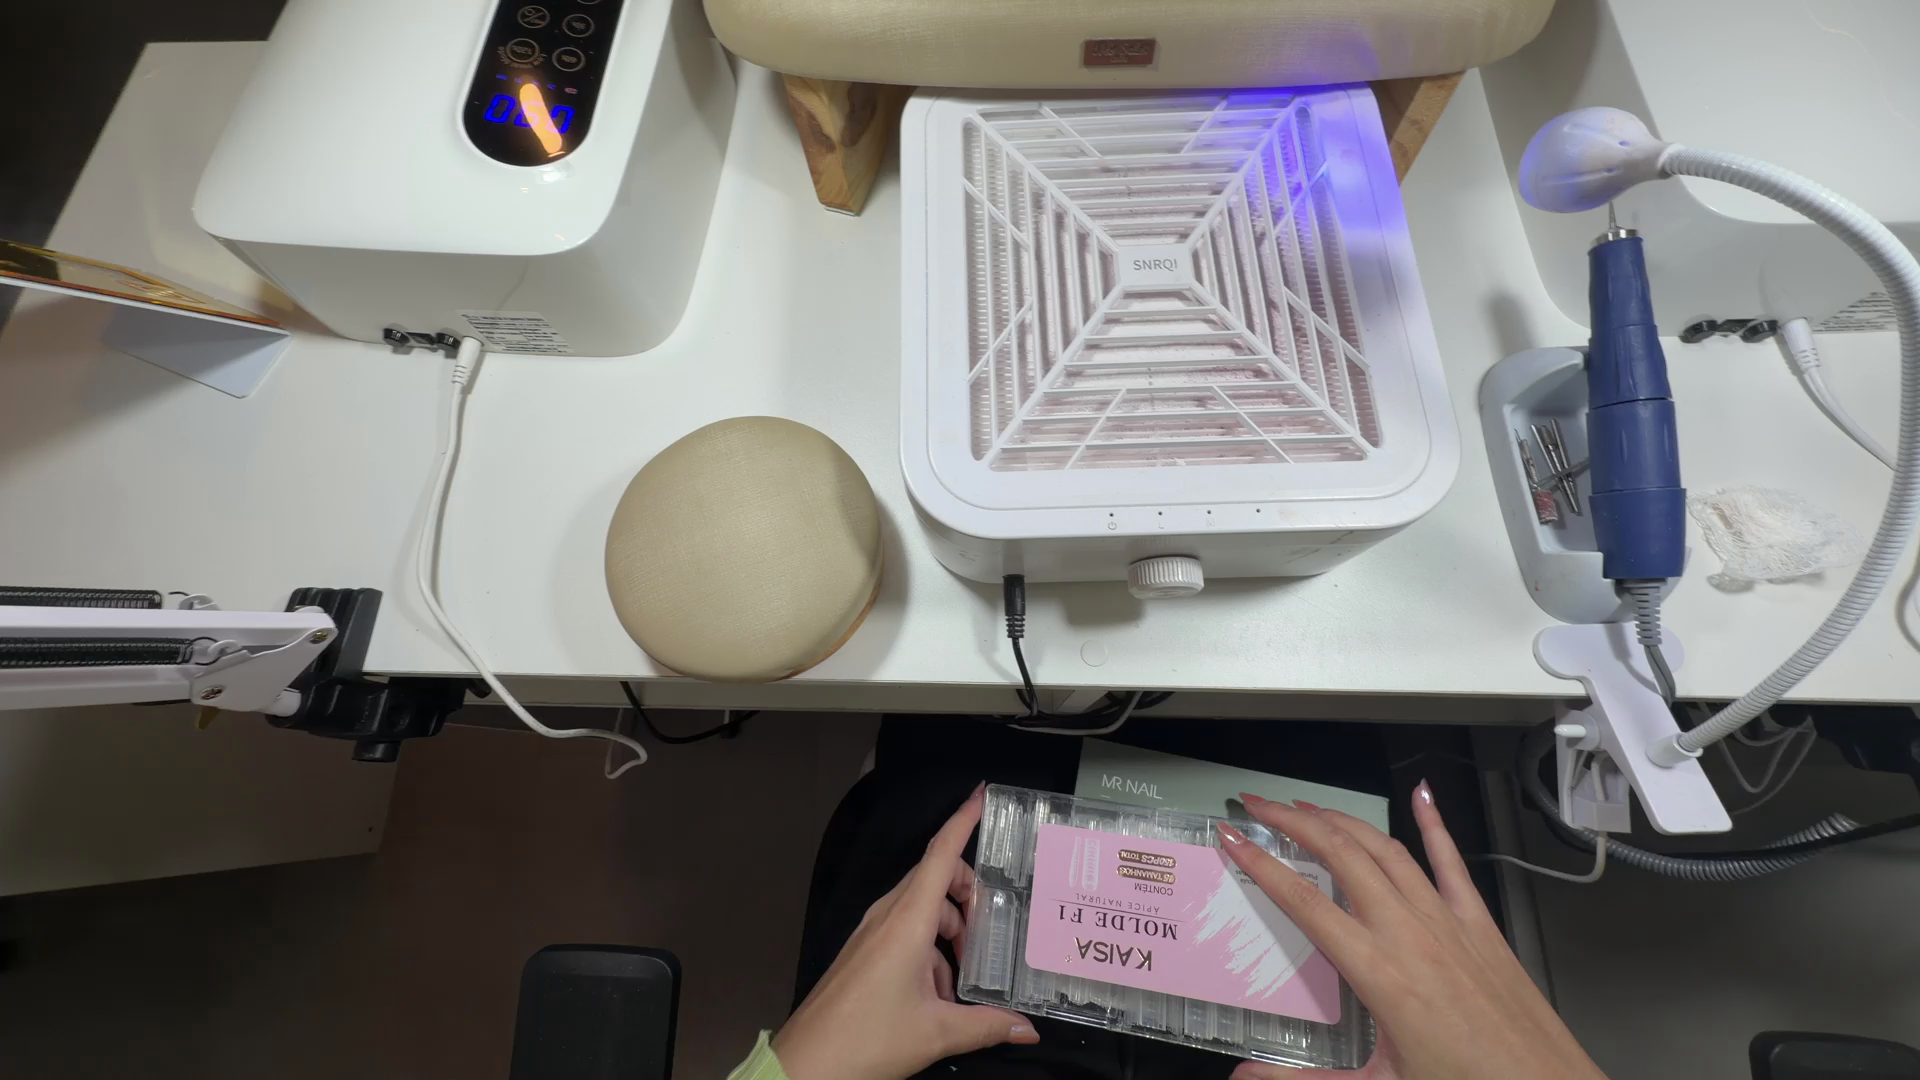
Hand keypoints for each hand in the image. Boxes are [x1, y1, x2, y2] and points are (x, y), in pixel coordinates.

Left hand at [773, 784, 1039, 1079]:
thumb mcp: (936, 1033)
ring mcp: (873, 929)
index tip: (982, 792)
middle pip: (936, 878)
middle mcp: (889, 913)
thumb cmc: (867, 1040)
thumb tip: (1028, 1029)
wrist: (805, 1066)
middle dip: (968, 893)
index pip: (941, 852)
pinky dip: (930, 948)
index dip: (963, 819)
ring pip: (922, 906)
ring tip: (966, 973)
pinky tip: (939, 992)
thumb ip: (987, 1025)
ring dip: (949, 927)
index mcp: (908, 919)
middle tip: (990, 930)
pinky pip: (906, 928)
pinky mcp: (864, 948)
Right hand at [1216, 784, 1606, 1079]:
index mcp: (1378, 972)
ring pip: (1383, 848)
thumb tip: (1241, 1079)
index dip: (1259, 863)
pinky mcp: (1480, 924)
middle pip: (1339, 853)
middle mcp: (1408, 932)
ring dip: (1339, 818)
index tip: (1230, 836)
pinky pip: (1452, 862)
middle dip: (1292, 819)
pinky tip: (1421, 793)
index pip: (1302, 901)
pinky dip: (1434, 824)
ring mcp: (1446, 921)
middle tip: (1258, 803)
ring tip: (1305, 804)